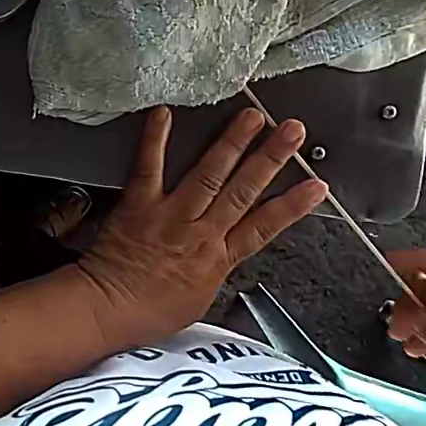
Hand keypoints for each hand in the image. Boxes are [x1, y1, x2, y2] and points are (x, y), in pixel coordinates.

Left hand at [77, 106, 327, 347]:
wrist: (109, 311)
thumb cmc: (152, 311)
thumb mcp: (200, 297)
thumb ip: (218, 266)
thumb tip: (227, 249)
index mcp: (218, 258)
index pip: (264, 226)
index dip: (293, 204)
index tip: (317, 185)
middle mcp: (201, 232)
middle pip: (243, 190)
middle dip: (271, 159)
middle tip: (292, 132)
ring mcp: (171, 214)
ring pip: (209, 174)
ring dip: (232, 143)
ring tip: (253, 117)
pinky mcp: (141, 204)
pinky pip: (150, 166)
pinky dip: (156, 139)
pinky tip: (165, 113)